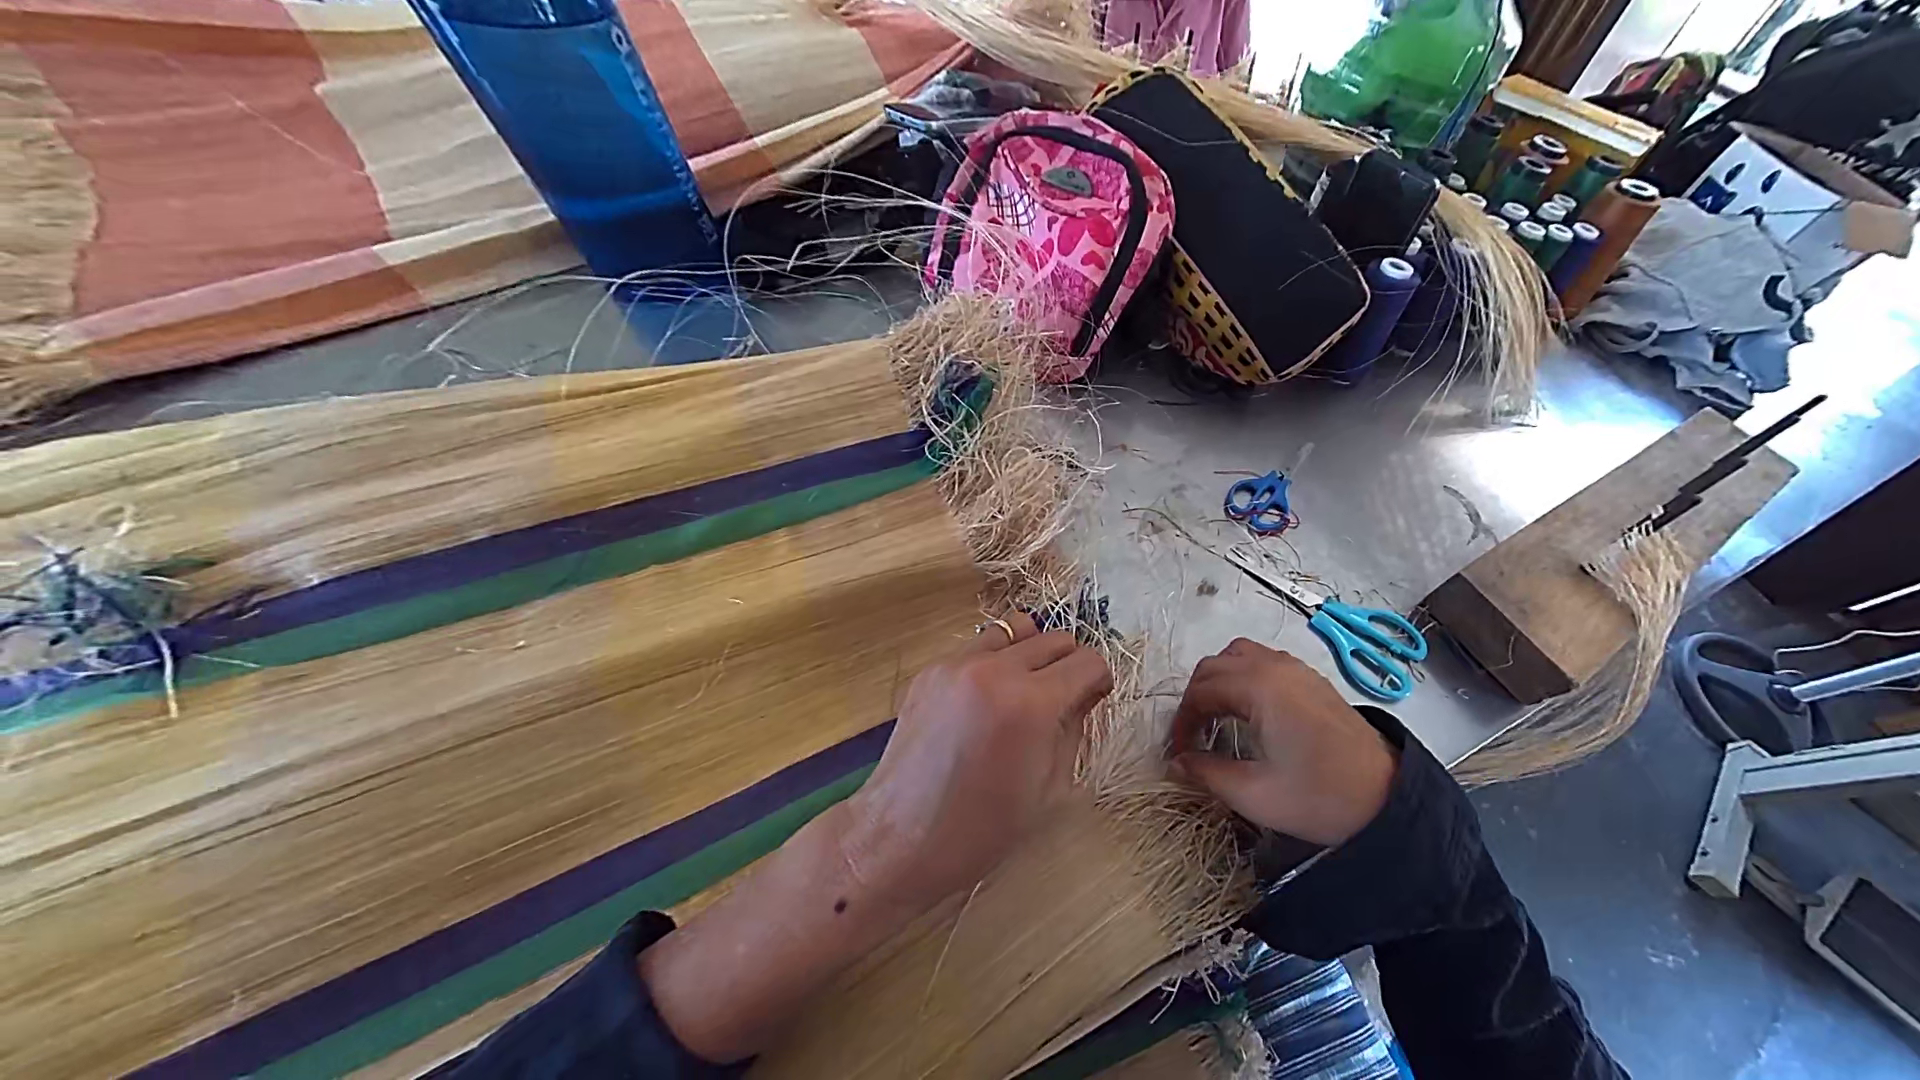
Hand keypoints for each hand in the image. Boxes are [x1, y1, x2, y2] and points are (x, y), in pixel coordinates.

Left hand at [839, 611, 1114, 911]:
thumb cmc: (982, 828)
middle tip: (1063, 698)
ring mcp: (956, 664)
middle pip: (1055, 638)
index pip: (1087, 661)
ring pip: (1014, 629)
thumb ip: (1074, 730)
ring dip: (1030, 653)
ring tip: (1024, 688)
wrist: (900, 836)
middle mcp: (994, 669)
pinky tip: (985, 699)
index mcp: (1031, 702)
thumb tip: (1084, 695)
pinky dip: (993, 661)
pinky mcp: (930, 670)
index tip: (1094, 699)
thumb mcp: (1050, 788)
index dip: (1099, 680)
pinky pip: (977, 647)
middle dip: (1068, 664)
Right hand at [1170, 639, 1395, 846]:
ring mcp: (1296, 670)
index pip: (1200, 692)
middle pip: (1214, 667)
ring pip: (1238, 656)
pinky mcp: (1311, 680)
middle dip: (1195, 699)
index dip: (1183, 722)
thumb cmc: (1321, 797)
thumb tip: (1177, 763)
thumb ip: (1207, 773)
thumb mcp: (1255, 794)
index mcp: (1259, 688)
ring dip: (1218, 681)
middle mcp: (1275, 668)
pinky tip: (1247, 711)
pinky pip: (1262, 661)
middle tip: (1193, 737)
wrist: (1392, 802)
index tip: (1180, 753)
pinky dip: (1242, 677)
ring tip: (1216, 717)